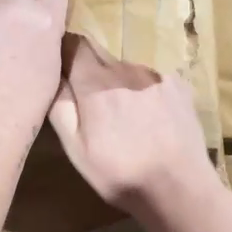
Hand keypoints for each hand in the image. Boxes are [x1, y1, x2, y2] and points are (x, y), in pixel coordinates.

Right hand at [47, 37, 211, 213]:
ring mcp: (156, 75)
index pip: (73, 44)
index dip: (64, 51)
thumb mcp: (75, 149)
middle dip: (89, 70)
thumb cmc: (119, 174)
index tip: (60, 68)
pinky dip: (143, 92)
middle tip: (91, 103)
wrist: (179, 188)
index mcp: (96, 83)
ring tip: (124, 118)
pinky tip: (149, 120)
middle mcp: (126, 69)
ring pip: (126, 68)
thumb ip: (60, 106)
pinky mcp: (179, 85)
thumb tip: (53, 75)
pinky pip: (151, 79)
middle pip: (100, 54)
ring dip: (118, 83)